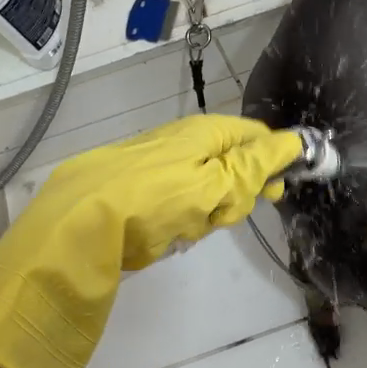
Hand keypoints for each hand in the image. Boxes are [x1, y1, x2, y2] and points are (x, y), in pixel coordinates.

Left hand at [0, 115, 302, 367]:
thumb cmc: (153, 204)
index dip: (273, 160)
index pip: (254, 134)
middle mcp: (176, 140)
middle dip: (237, 191)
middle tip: (226, 217)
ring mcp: (150, 164)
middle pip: (229, 160)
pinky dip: (179, 219)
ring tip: (191, 229)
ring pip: (202, 184)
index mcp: (201, 131)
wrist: (72, 229)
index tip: (277, 192)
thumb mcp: (216, 185)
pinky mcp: (130, 191)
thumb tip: (294, 141)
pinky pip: (173, 201)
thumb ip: (256, 165)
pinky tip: (165, 236)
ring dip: (208, 209)